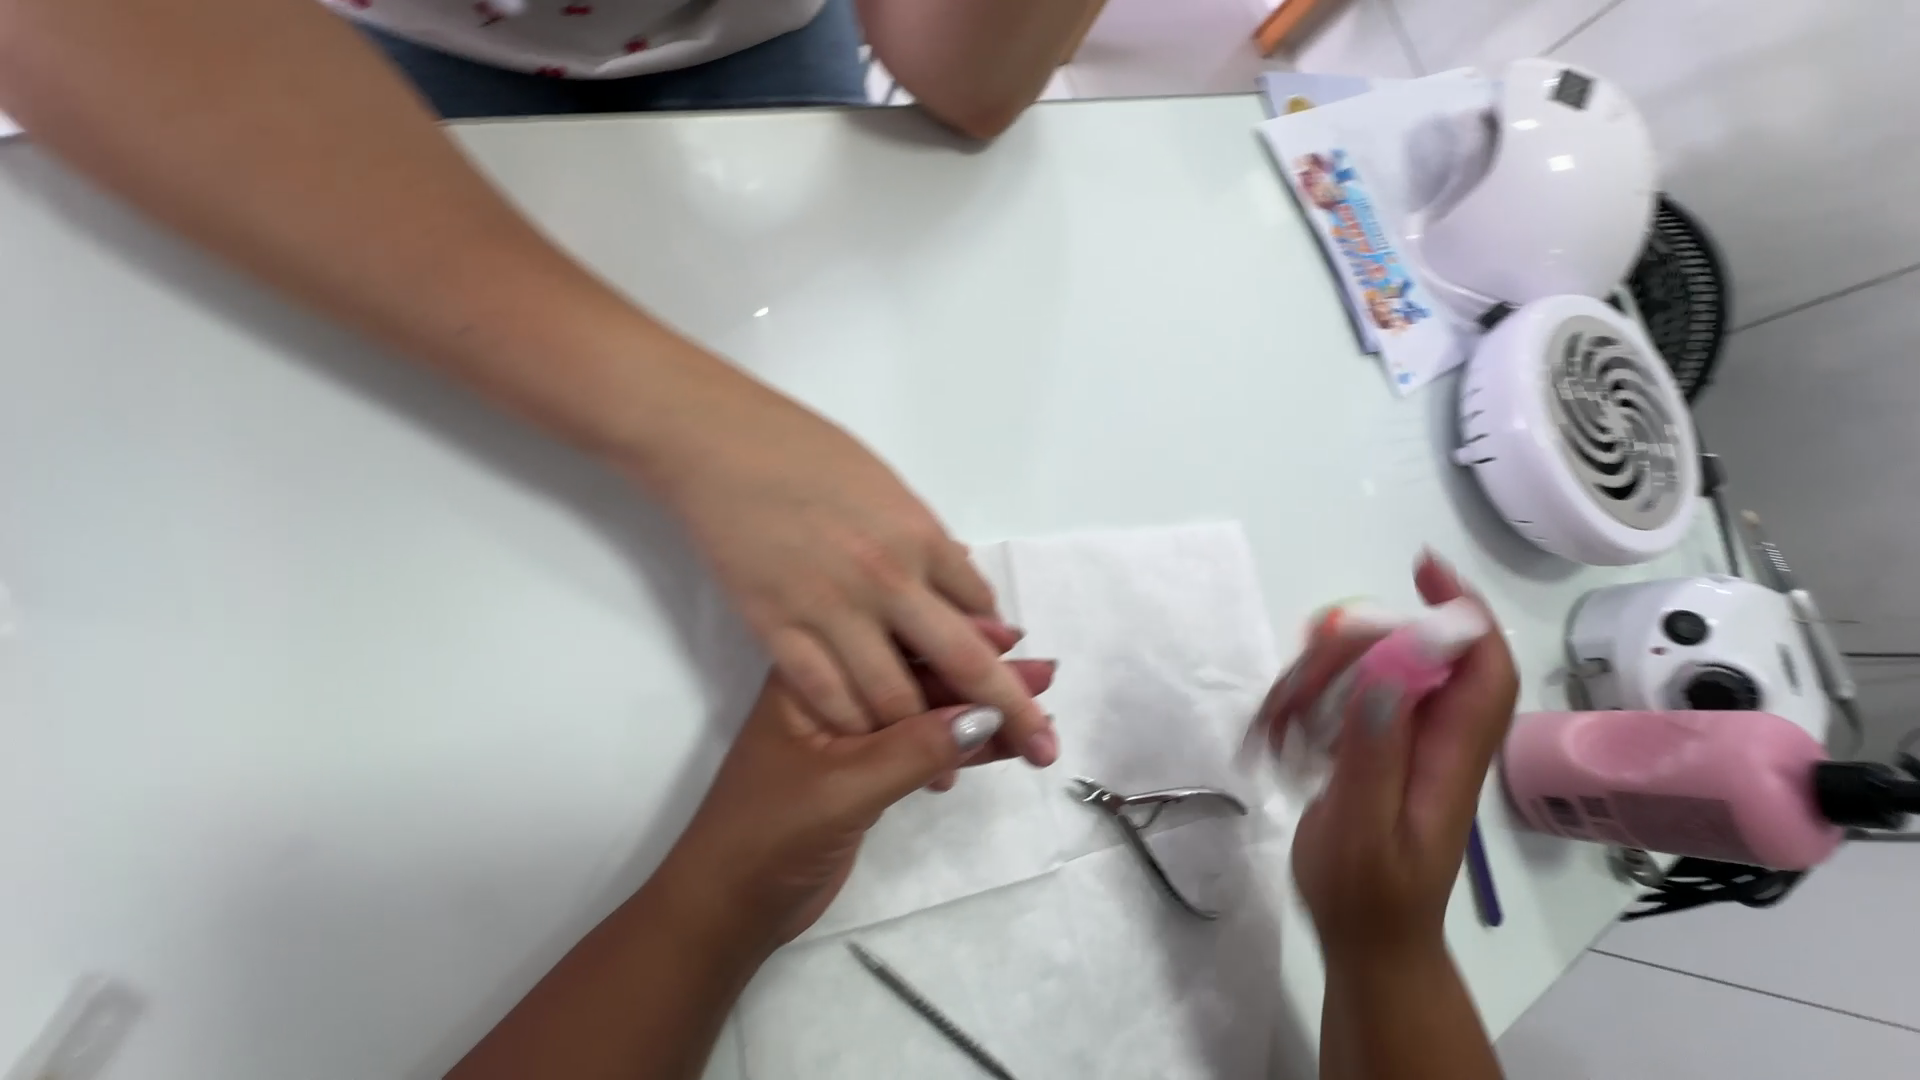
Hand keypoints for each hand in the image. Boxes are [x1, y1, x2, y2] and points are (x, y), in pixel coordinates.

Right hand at [633, 379, 1055, 765]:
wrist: (718, 444)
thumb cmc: (804, 450)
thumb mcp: (886, 486)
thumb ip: (924, 541)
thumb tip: (959, 585)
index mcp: (920, 535)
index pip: (979, 606)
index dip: (1001, 645)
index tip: (1013, 671)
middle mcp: (889, 579)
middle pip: (964, 659)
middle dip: (1011, 711)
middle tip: (1041, 749)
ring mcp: (831, 609)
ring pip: (895, 694)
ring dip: (931, 739)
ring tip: (954, 772)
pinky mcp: (777, 630)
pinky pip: (829, 696)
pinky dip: (860, 726)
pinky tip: (878, 744)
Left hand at [665, 658, 1057, 946]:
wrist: (729, 907)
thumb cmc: (770, 833)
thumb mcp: (843, 786)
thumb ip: (915, 749)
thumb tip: (990, 713)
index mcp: (817, 675)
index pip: (894, 641)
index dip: (955, 637)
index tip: (1011, 637)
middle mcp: (840, 692)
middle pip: (921, 673)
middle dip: (982, 675)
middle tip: (1045, 673)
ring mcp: (857, 733)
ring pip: (930, 710)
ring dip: (983, 711)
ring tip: (1043, 705)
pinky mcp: (871, 768)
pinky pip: (928, 746)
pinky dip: (967, 745)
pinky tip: (1007, 743)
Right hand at [1271, 554, 1517, 962]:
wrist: (1365, 937)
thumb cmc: (1368, 892)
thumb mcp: (1367, 824)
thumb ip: (1376, 746)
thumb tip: (1391, 662)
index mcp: (1450, 752)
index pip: (1482, 664)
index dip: (1462, 608)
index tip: (1420, 568)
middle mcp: (1432, 734)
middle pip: (1403, 654)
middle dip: (1345, 653)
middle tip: (1294, 694)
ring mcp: (1398, 737)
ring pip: (1362, 670)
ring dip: (1310, 683)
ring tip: (1274, 728)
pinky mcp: (1367, 745)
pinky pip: (1336, 696)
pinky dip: (1299, 703)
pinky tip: (1274, 734)